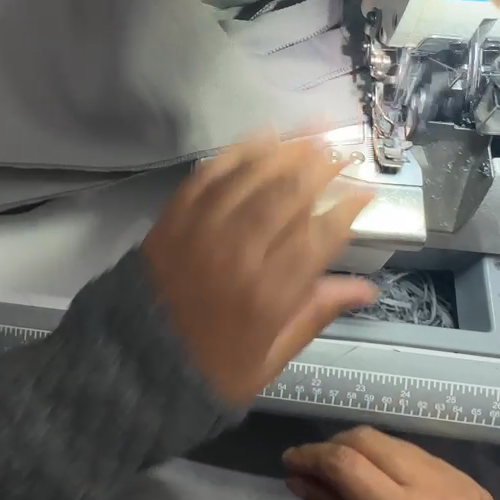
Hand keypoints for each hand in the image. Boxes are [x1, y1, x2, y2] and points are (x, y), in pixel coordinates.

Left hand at [141, 134, 376, 406]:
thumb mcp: (269, 358)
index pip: (320, 237)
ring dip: (287, 150)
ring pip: (252, 177)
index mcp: (269, 295)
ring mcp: (202, 230)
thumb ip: (315, 314)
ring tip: (315, 130)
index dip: (348, 209)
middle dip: (322, 166)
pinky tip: (262, 137)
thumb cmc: (208, 369)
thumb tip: (366, 288)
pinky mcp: (174, 217)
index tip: (367, 190)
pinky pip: (210, 174)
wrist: (132, 364)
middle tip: (344, 147)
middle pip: (289, 196)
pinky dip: (239, 152)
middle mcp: (239, 254)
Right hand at [283, 427, 499, 499]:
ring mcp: (458, 479)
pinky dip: (388, 459)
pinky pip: (416, 453)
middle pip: (367, 440)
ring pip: (391, 441)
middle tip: (314, 466)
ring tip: (345, 474)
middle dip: (332, 446)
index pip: (347, 465)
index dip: (311, 456)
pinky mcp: (469, 478)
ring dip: (359, 450)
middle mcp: (437, 489)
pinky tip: (381, 480)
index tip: (290, 461)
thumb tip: (298, 479)